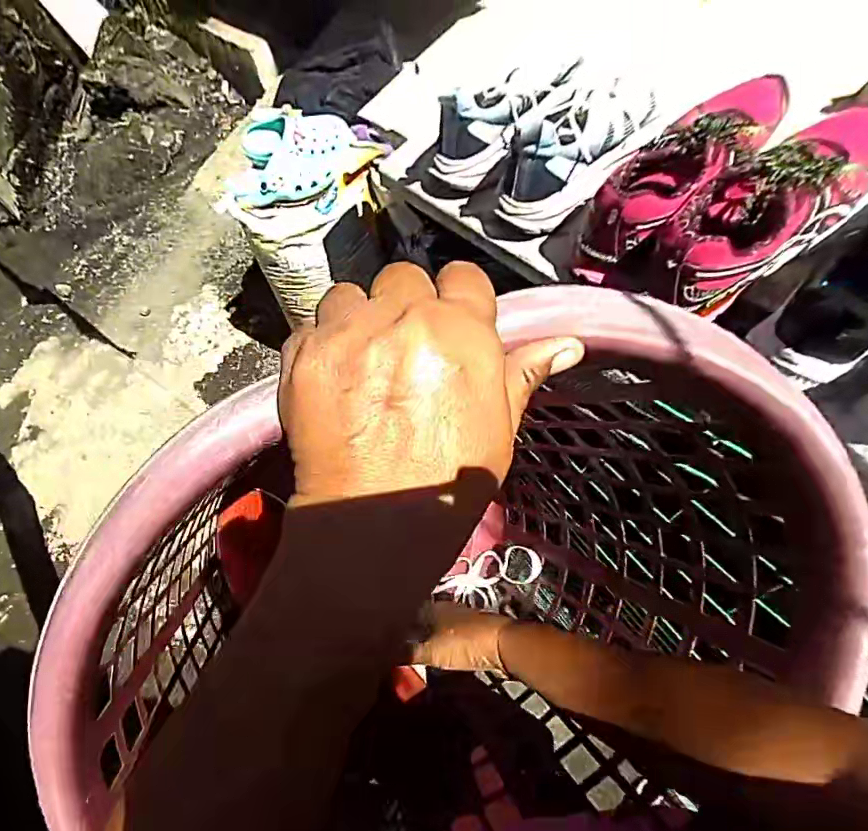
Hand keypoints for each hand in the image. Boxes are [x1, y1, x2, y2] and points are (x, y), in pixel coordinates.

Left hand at [278, 261, 582, 505]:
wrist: (371, 517)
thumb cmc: (437, 482)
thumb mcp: (496, 430)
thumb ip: (519, 376)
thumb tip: (561, 346)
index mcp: (461, 330)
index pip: (460, 275)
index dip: (450, 297)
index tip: (440, 318)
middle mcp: (404, 320)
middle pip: (400, 278)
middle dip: (398, 305)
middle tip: (393, 347)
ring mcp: (349, 335)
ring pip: (348, 296)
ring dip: (351, 318)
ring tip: (355, 361)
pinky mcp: (305, 357)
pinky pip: (307, 327)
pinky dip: (314, 345)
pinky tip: (327, 379)